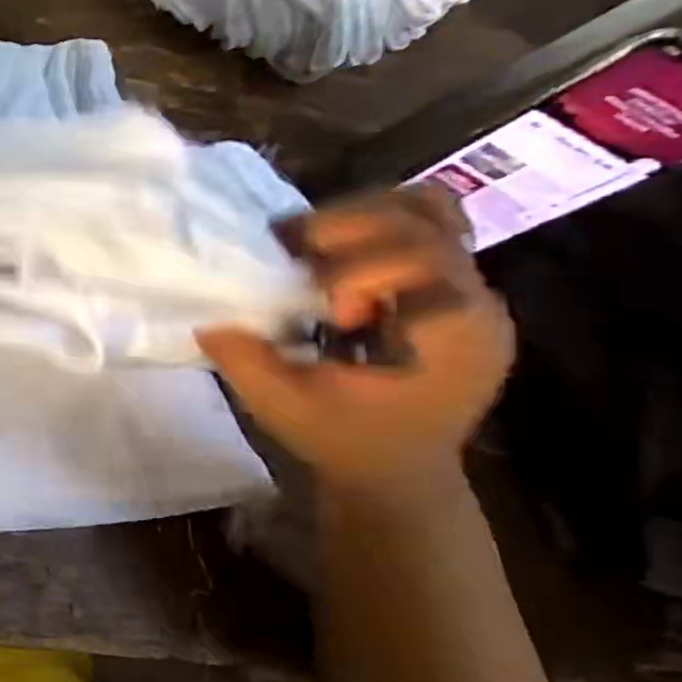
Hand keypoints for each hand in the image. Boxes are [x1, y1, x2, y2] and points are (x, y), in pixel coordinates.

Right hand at [196, 186, 513, 494]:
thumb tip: (207, 314)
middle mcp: (475, 302)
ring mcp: (464, 288)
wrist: (394, 473)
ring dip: (355, 219)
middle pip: (420, 220)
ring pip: (423, 209)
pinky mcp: (441, 284)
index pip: (422, 258)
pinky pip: (417, 226)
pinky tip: (330, 259)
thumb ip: (245, 359)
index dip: (359, 271)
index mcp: (454, 336)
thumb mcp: (285, 408)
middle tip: (294, 256)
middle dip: (345, 229)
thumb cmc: (347, 442)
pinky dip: (368, 227)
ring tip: (310, 250)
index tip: (327, 315)